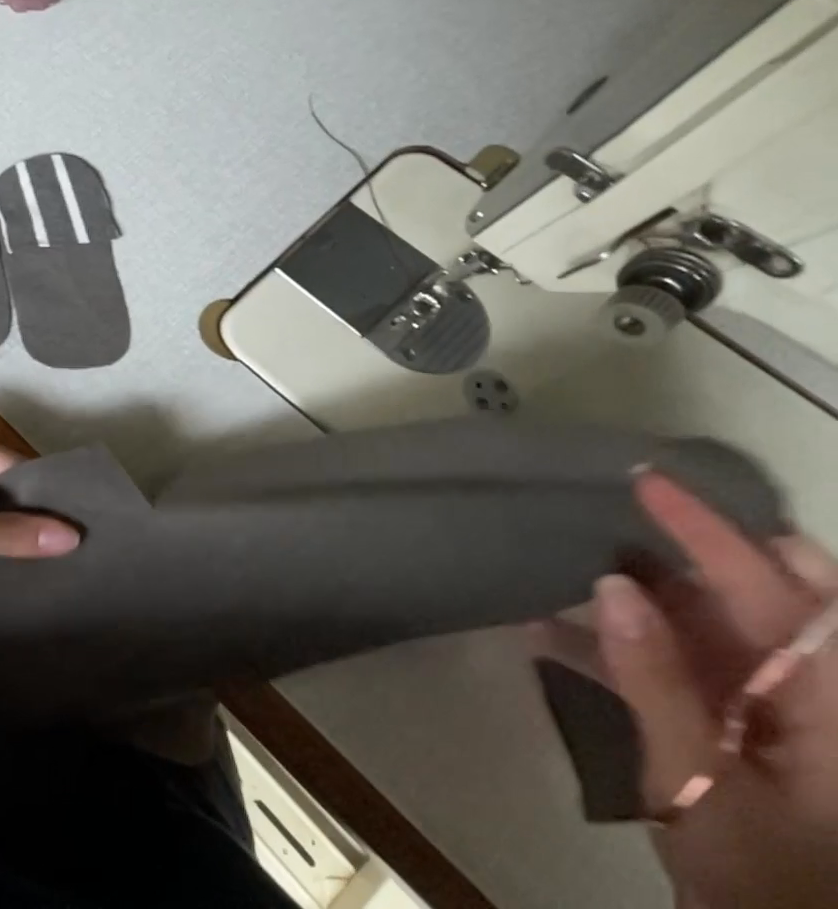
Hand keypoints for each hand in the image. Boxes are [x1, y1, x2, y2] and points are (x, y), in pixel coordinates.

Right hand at [580, 474, 837, 907]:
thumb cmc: (767, 879)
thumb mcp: (703, 783)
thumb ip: (659, 683)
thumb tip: (611, 587)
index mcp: (834, 704)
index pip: (786, 592)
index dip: (719, 532)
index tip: (648, 485)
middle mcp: (811, 698)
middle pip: (757, 605)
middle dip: (686, 559)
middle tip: (612, 522)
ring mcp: (773, 720)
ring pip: (710, 636)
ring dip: (639, 605)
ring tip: (565, 573)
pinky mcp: (736, 739)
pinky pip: (679, 677)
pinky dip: (619, 654)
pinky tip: (547, 639)